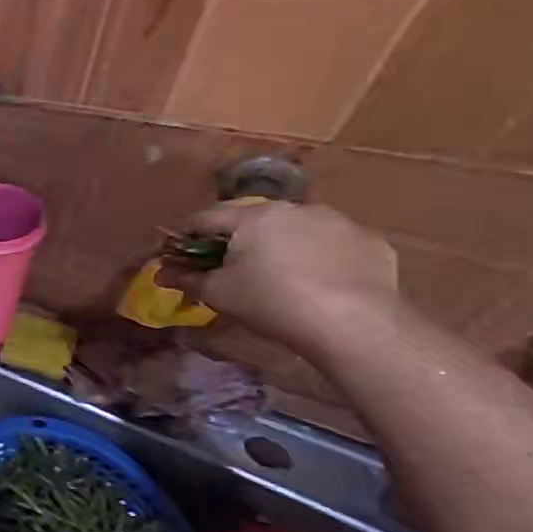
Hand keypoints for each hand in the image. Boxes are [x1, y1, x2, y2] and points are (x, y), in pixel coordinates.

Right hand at [161, 201, 399, 353]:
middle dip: (238, 238)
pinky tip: (322, 285)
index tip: (180, 253)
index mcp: (253, 216)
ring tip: (281, 276)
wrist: (355, 323)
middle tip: (231, 266)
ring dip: (283, 245)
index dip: (187, 234)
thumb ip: (188, 279)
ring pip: (298, 229)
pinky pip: (335, 245)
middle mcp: (296, 208)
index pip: (207, 216)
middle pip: (254, 219)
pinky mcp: (371, 242)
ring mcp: (339, 222)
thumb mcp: (220, 294)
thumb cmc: (273, 302)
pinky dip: (322, 258)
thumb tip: (161, 274)